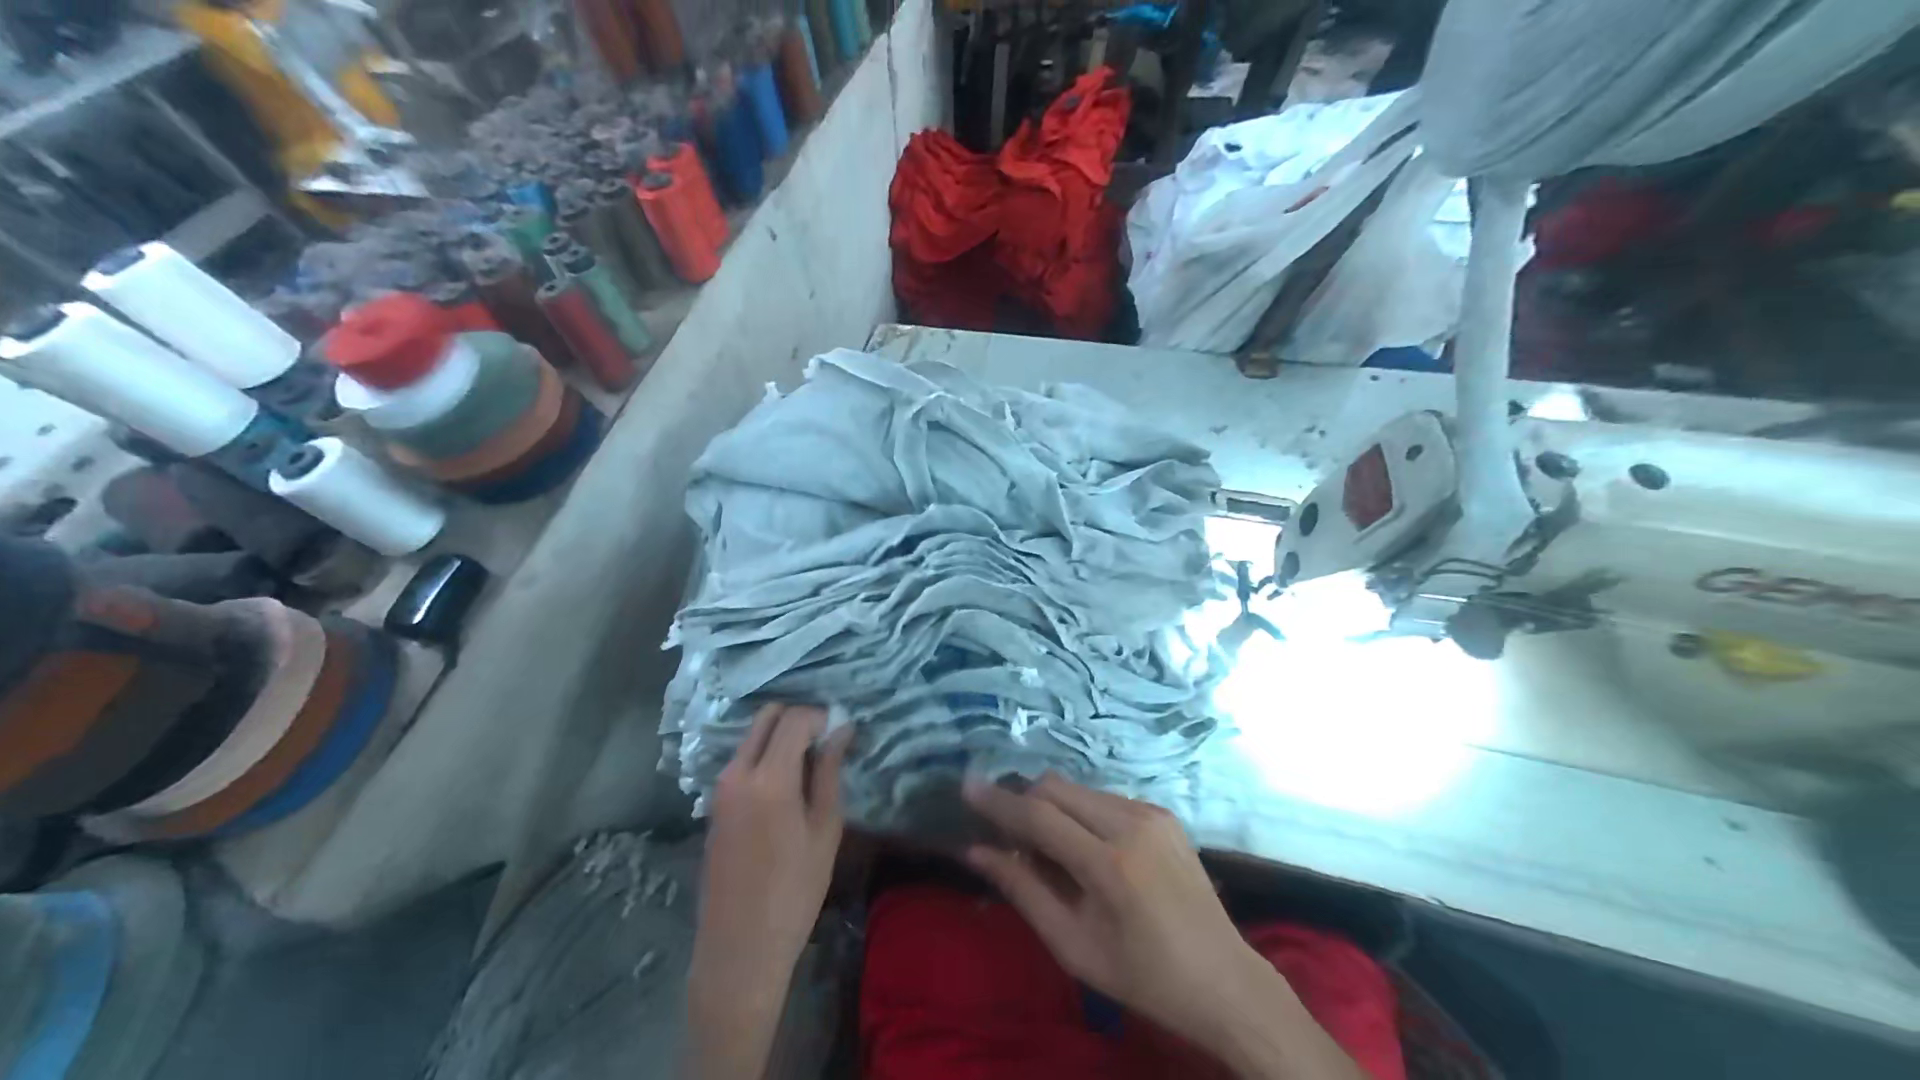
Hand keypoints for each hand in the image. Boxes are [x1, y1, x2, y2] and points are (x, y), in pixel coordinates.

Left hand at [686, 704, 849, 1079]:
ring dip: (781, 736)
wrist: (739, 947)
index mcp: (768, 778)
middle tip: (826, 740)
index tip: (843, 731)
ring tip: (811, 763)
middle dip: (798, 718)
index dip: (822, 716)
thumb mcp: (825, 830)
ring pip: (752, 736)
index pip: (795, 719)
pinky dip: (766, 755)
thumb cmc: (794, 892)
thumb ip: (829, 772)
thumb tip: (842, 728)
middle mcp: (737, 772)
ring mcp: (720, 787)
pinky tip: (788, 784)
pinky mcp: (714, 802)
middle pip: (767, 716)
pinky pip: (742, 759)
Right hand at [965, 774, 1366, 1079]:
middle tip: (1009, 838)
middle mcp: (1132, 823)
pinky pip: (1103, 798)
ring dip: (1051, 807)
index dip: (998, 802)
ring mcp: (1152, 813)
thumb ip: (1022, 890)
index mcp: (1111, 864)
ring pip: (1078, 789)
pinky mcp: (1163, 813)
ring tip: (1049, 851)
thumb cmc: (1142, 976)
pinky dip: (1080, 812)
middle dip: (1023, 802)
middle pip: (1055, 788)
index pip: (1038, 816)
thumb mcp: (1072, 945)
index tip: (966, 787)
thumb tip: (975, 851)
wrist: (1224, 980)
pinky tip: (1084, 849)